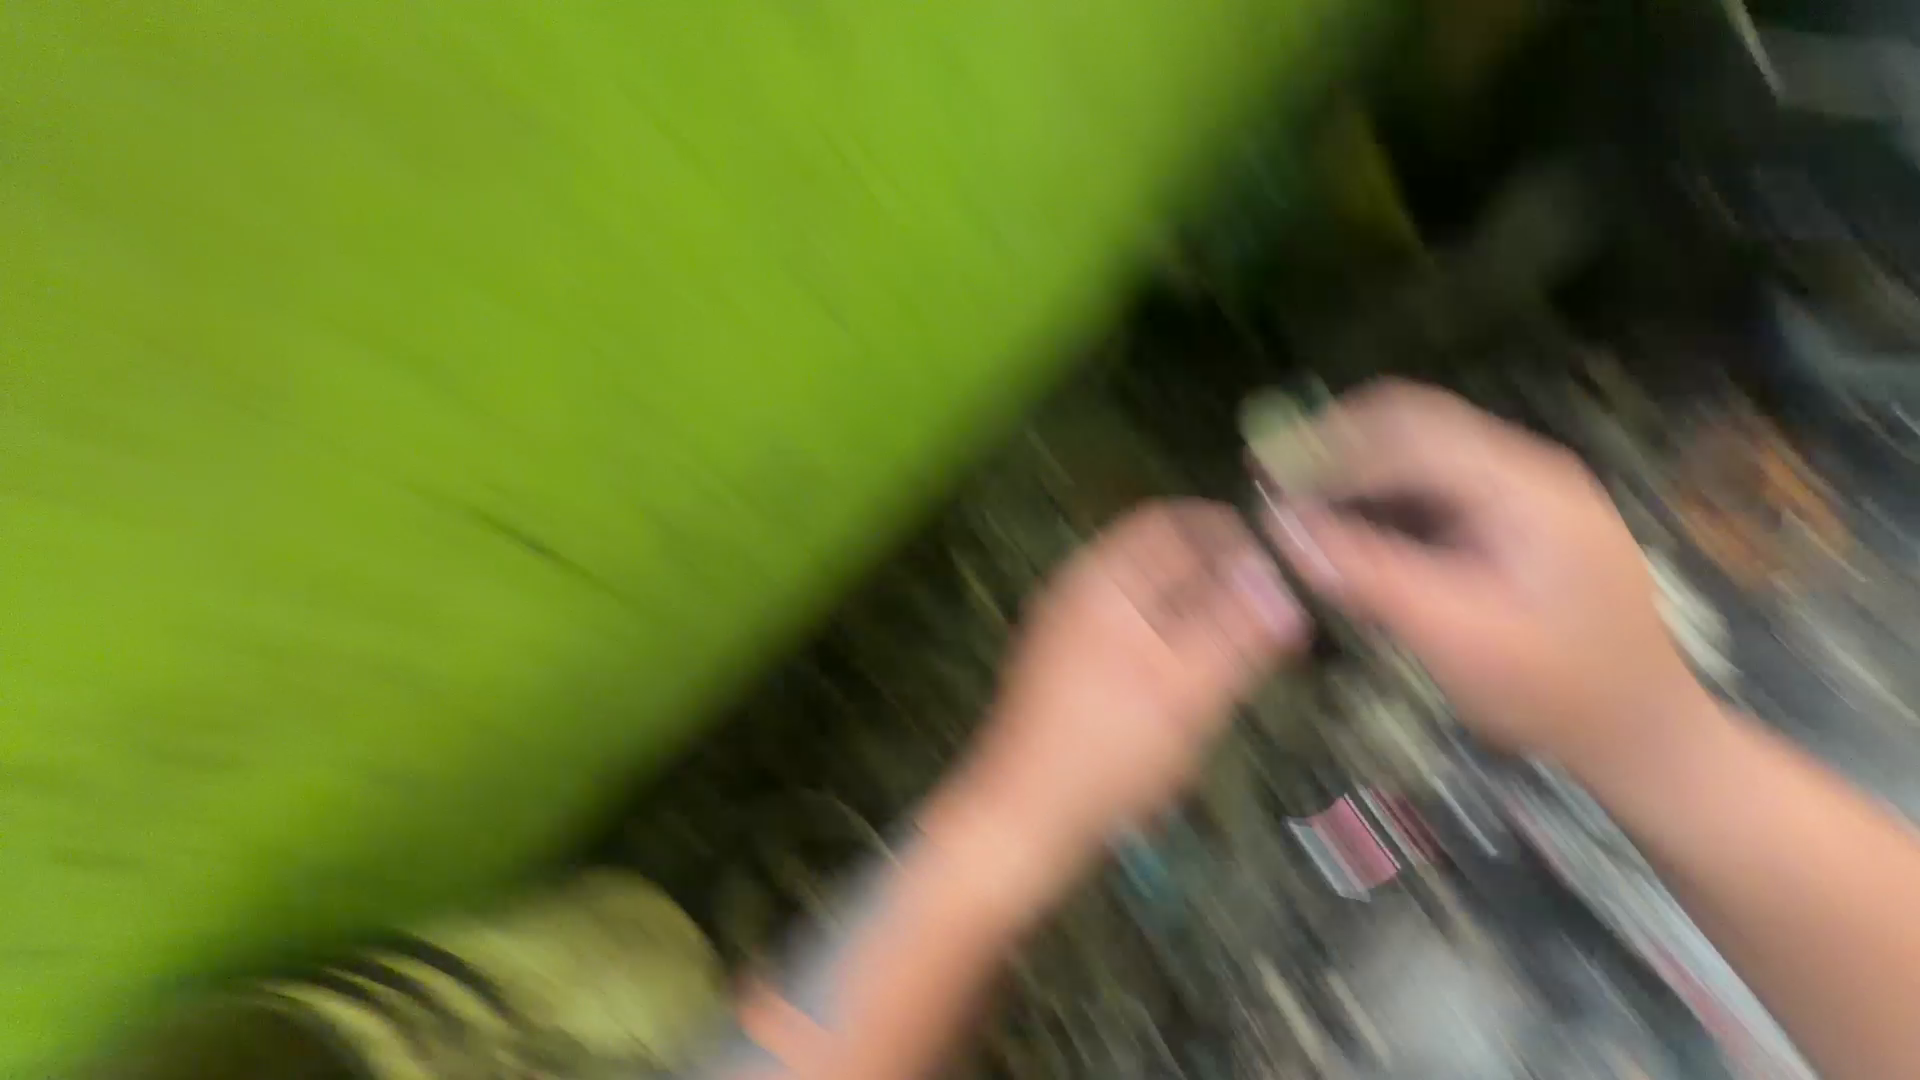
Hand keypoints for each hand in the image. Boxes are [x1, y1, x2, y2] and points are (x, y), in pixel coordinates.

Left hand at [950, 500, 1306, 855]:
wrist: (1023, 815)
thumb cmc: (1108, 747)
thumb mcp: (1185, 687)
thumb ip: (1235, 627)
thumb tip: (1277, 577)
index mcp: (1100, 579)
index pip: (1170, 522)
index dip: (1226, 531)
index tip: (1278, 559)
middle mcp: (1075, 591)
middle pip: (1156, 558)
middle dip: (1214, 574)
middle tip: (1267, 606)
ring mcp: (1065, 629)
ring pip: (1143, 597)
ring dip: (1193, 608)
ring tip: (1240, 642)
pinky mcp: (1065, 666)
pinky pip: (1125, 629)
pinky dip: (1166, 637)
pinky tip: (1191, 677)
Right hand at [1269, 379, 1708, 772]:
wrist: (1641, 735)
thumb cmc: (1554, 690)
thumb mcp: (1452, 634)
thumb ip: (1365, 573)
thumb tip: (1280, 524)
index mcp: (1524, 487)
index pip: (1408, 432)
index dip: (1328, 447)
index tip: (1263, 474)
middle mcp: (1522, 473)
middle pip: (1410, 427)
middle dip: (1333, 449)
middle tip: (1268, 480)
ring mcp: (1516, 496)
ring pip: (1413, 457)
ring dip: (1351, 477)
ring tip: (1294, 509)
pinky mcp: (1504, 523)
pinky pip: (1425, 494)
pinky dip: (1375, 505)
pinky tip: (1341, 534)